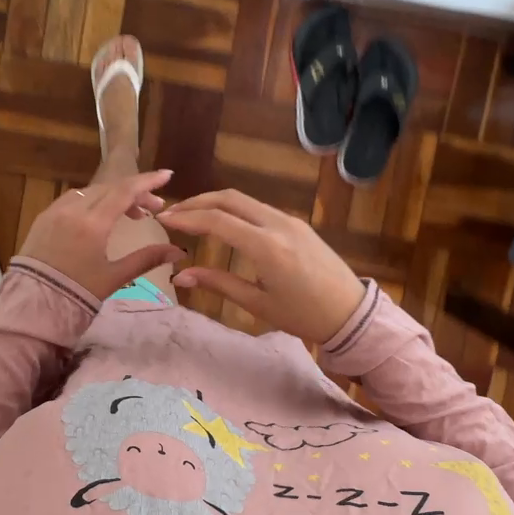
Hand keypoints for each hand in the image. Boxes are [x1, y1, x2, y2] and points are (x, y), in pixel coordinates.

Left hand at [18, 170, 185, 297]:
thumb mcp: (114, 277)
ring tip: (129, 215)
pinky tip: (100, 217)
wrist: (33, 307)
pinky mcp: (42, 219)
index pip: (125, 191)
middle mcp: (72, 210)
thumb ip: (146, 259)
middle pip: (109, 189)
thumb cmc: (77, 293)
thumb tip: (178, 251)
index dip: (148, 181)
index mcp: (92, 223)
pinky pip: (72, 199)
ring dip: (112, 196)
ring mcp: (54, 212)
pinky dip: (92, 201)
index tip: (167, 175)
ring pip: (90, 192)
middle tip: (153, 209)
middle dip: (134, 193)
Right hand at [157, 189, 365, 343]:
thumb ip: (218, 284)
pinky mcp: (297, 224)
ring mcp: (290, 221)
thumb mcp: (257, 303)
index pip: (217, 221)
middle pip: (229, 199)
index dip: (186, 218)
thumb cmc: (304, 315)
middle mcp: (278, 224)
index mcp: (266, 246)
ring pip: (244, 200)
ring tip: (192, 216)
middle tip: (173, 213)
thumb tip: (180, 276)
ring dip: (215, 204)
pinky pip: (259, 208)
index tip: (162, 220)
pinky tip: (222, 223)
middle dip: (197, 202)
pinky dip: (234, 210)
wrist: (351, 313)